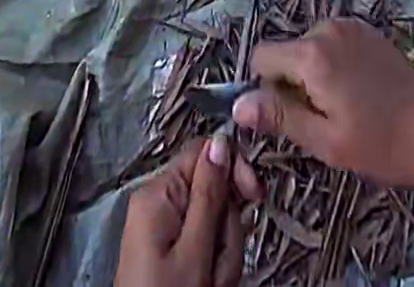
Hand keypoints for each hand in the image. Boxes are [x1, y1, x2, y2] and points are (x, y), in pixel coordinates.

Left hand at [116, 132, 263, 286]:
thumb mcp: (194, 252)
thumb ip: (209, 195)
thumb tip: (221, 140)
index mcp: (158, 193)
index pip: (204, 153)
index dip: (233, 169)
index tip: (255, 198)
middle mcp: (158, 201)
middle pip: (213, 189)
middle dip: (227, 227)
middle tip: (220, 266)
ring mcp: (164, 226)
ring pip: (215, 220)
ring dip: (223, 253)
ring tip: (212, 282)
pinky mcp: (170, 249)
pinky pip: (205, 242)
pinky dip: (214, 264)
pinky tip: (210, 283)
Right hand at [231, 18, 413, 190]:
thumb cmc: (382, 143)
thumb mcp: (325, 140)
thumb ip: (279, 117)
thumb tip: (237, 105)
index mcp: (311, 54)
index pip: (261, 57)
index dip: (265, 88)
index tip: (287, 115)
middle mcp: (326, 29)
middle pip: (286, 53)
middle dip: (292, 83)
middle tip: (323, 118)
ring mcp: (349, 26)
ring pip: (307, 48)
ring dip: (312, 74)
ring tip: (345, 106)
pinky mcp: (366, 30)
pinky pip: (330, 43)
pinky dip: (332, 63)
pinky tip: (358, 90)